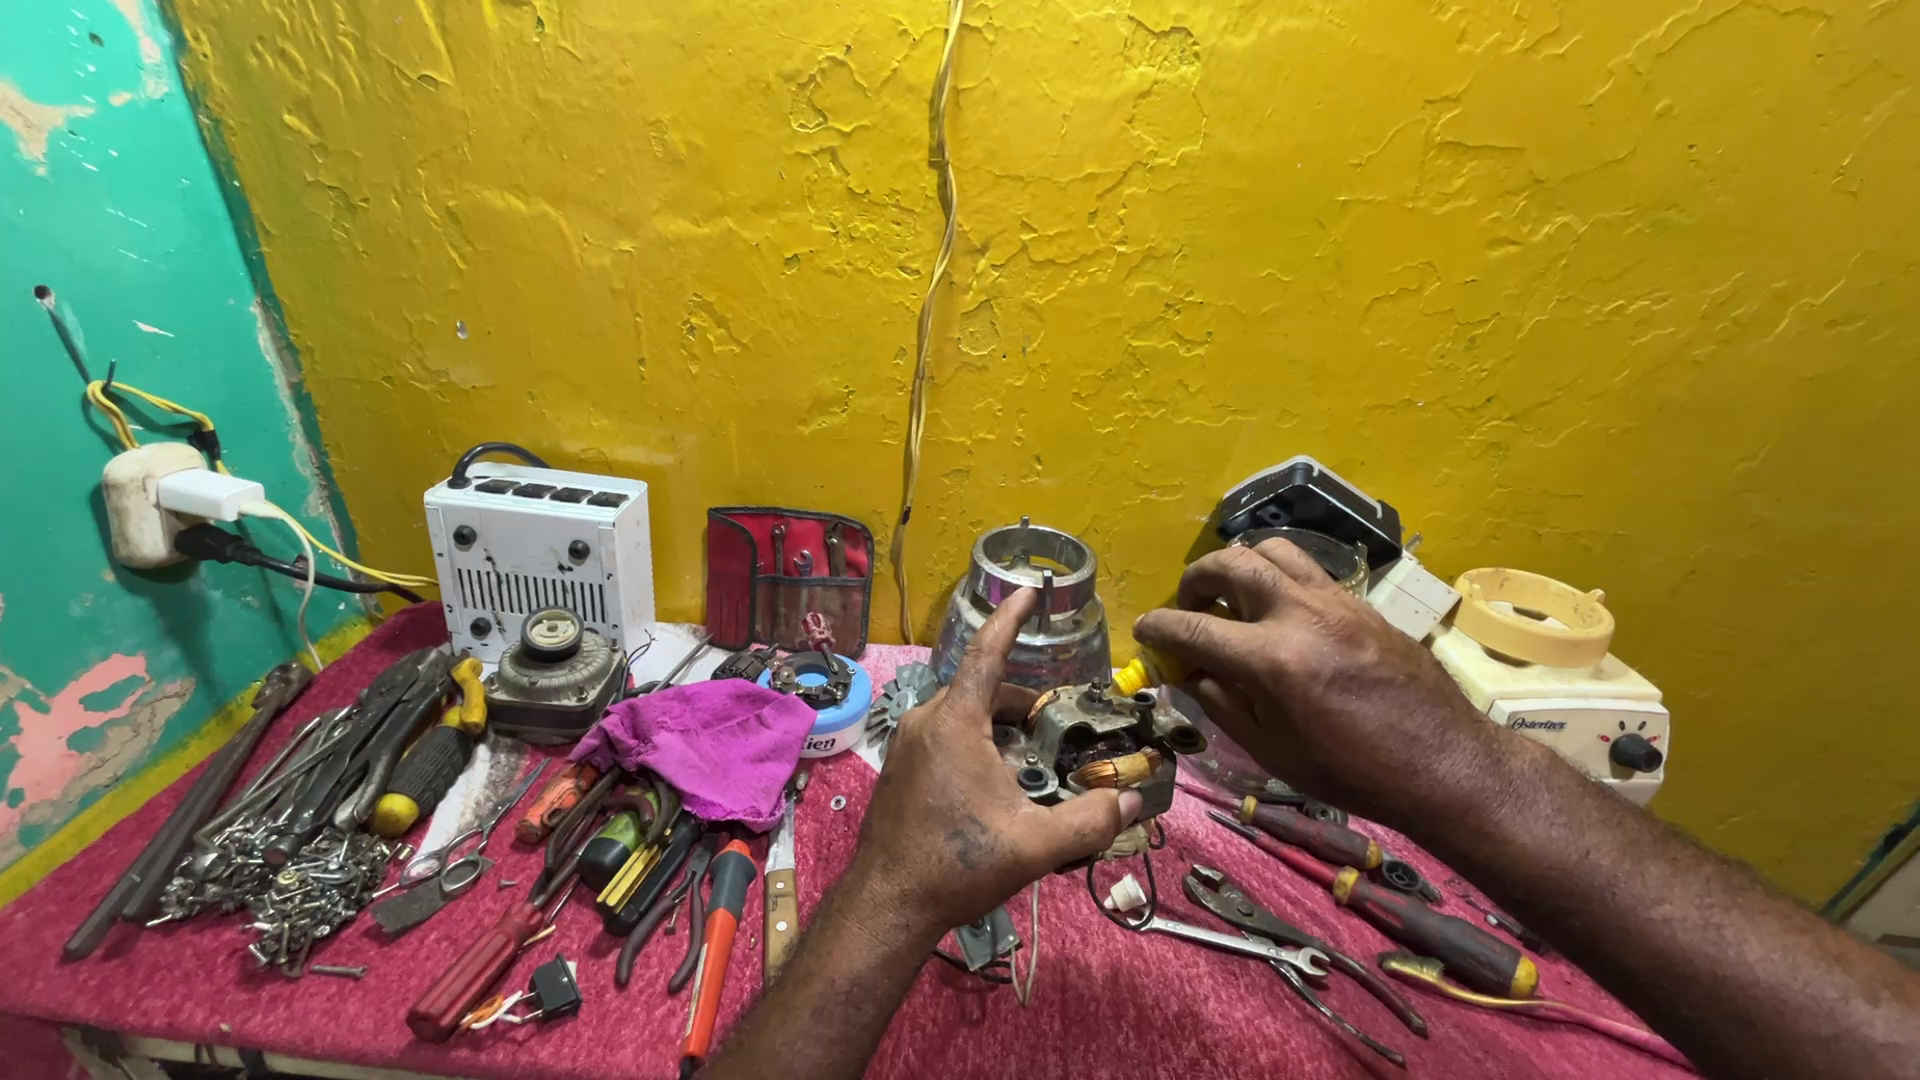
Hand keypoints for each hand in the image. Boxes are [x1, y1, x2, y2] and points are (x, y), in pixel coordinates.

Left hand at [843, 588, 1142, 942]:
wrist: (886, 903)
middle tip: (1057, 732)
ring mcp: (908, 742)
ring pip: (966, 716)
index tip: (1028, 590)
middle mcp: (927, 720)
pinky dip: (977, 744)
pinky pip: (946, 736)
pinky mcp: (901, 764)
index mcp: (955, 722)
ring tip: (1031, 768)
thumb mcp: (1033, 846)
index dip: (1011, 618)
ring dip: (1001, 730)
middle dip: (1023, 706)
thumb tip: (1131, 801)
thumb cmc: (956, 865)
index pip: (988, 652)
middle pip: (985, 691)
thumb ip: (1088, 821)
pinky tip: (996, 787)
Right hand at [1133, 538, 1500, 827]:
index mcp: (1271, 661)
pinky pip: (1306, 569)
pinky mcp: (1358, 602)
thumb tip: (1186, 672)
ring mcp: (1333, 602)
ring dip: (1239, 566)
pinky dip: (1277, 577)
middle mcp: (1299, 615)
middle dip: (1194, 580)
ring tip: (1232, 597)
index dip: (1157, 628)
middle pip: (1230, 564)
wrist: (1444, 764)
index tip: (1143, 631)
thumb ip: (1219, 701)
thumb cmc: (1349, 770)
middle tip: (1189, 607)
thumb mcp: (1269, 749)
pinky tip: (1278, 613)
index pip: (1192, 629)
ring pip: (1271, 550)